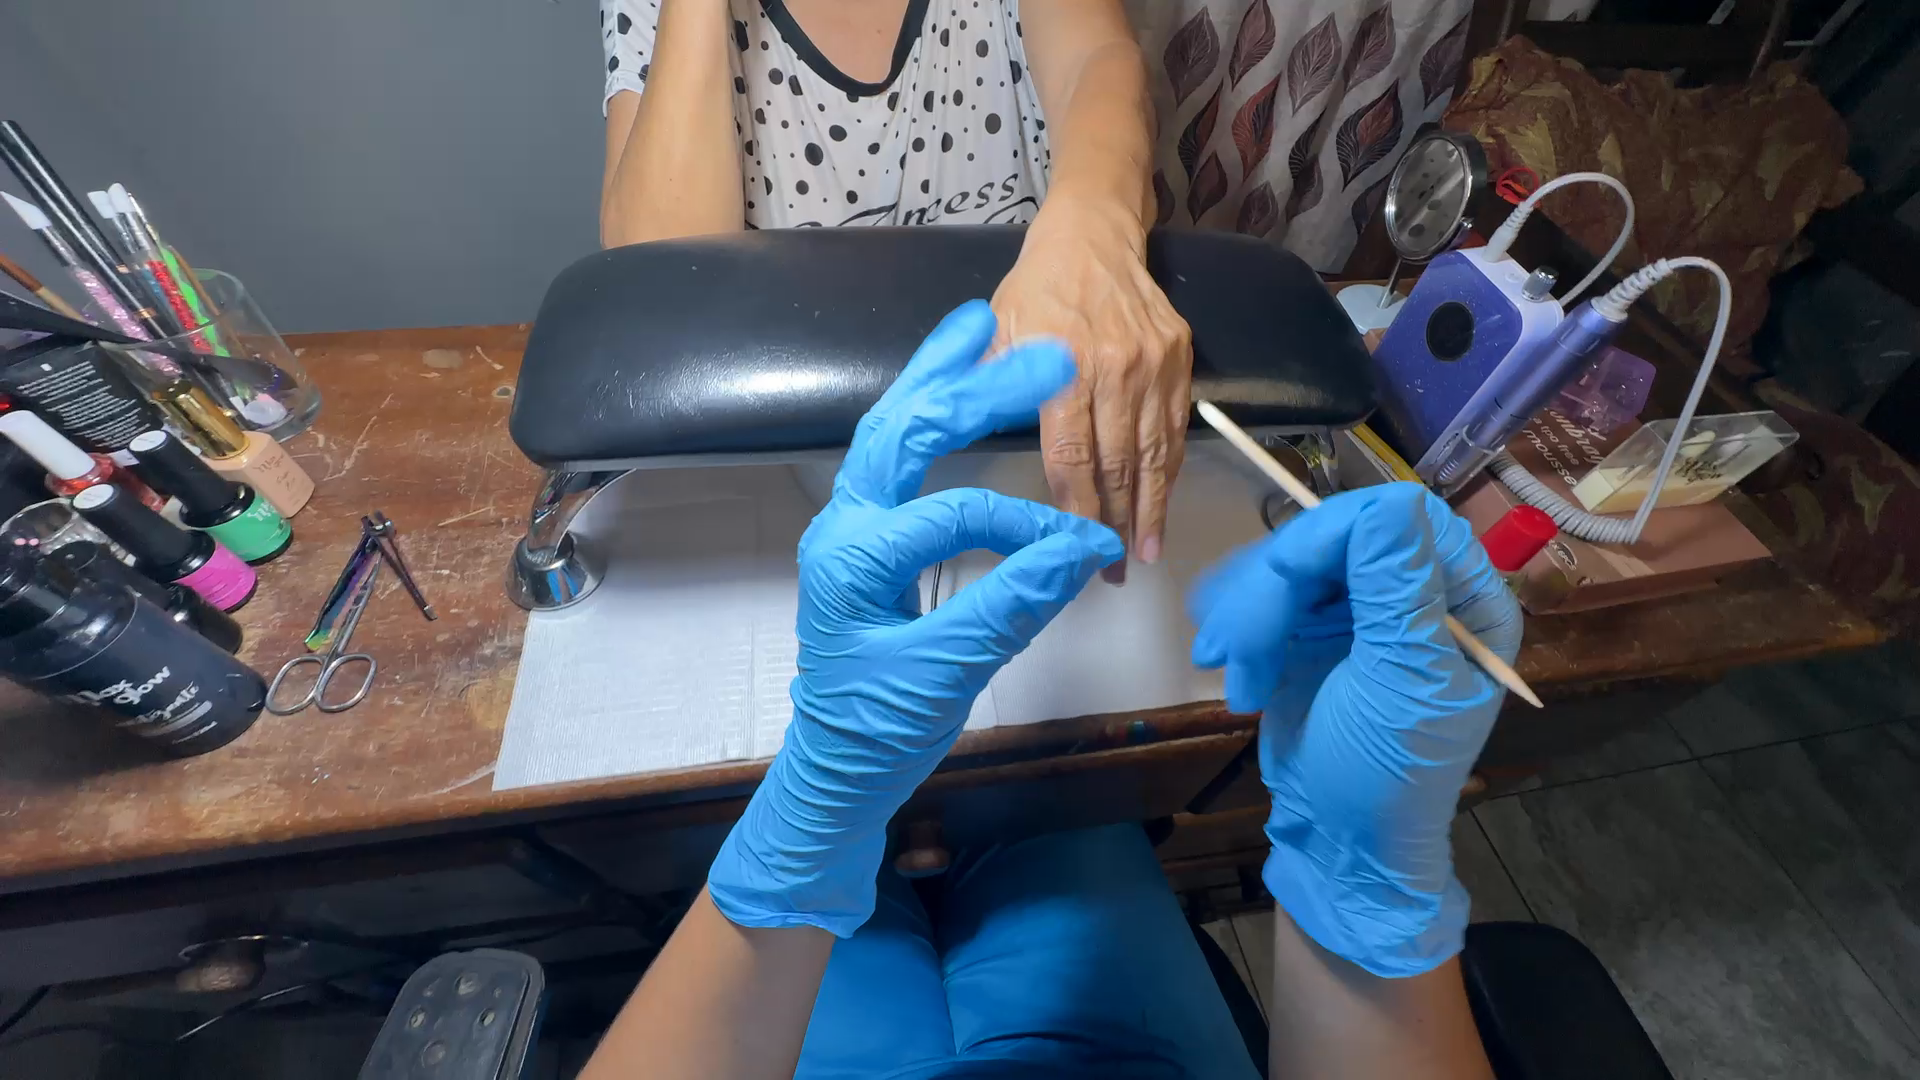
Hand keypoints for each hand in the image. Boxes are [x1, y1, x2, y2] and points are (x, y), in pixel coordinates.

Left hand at [707, 301, 1124, 936]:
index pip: (954, 513)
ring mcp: (851, 522)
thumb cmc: (879, 730)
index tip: (1088, 544)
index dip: (1029, 525)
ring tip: (977, 325)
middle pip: (904, 431)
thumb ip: (1010, 606)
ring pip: (890, 430)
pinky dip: (926, 416)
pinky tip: (950, 390)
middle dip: (972, 387)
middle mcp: (844, 523)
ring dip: (935, 378)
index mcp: (854, 557)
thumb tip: (1084, 548)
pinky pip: (894, 458)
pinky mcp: (867, 531)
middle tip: (1042, 351)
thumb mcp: (944, 674)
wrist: (838, 765)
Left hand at [991, 195, 1191, 580]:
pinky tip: (1164, 502)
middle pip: (1117, 466)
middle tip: (1114, 571)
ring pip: (1154, 453)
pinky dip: (1171, 471)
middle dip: (1116, 525)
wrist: (1095, 234)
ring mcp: (1154, 365)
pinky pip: (1176, 429)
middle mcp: (1115, 370)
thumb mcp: (996, 331)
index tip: (1081, 551)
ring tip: (1147, 552)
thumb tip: (970, 444)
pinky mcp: (1180, 360)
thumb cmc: (1036, 289)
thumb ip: (988, 389)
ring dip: (1152, 509)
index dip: (1078, 510)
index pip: (1072, 458)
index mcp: (1063, 368)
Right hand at [1187, 484, 1521, 976]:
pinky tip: (1219, 659)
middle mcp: (1406, 591)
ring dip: (1243, 615)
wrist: (1336, 833)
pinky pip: (1259, 596)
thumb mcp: (1400, 684)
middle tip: (1230, 646)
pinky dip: (1232, 624)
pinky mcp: (1302, 626)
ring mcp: (1350, 607)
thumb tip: (1390, 500)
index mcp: (1459, 599)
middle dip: (1270, 592)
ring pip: (1282, 566)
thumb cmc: (1385, 772)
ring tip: (1223, 666)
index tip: (1281, 573)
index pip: (1398, 519)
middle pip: (1325, 541)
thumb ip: (1397, 592)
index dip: (1333, 532)